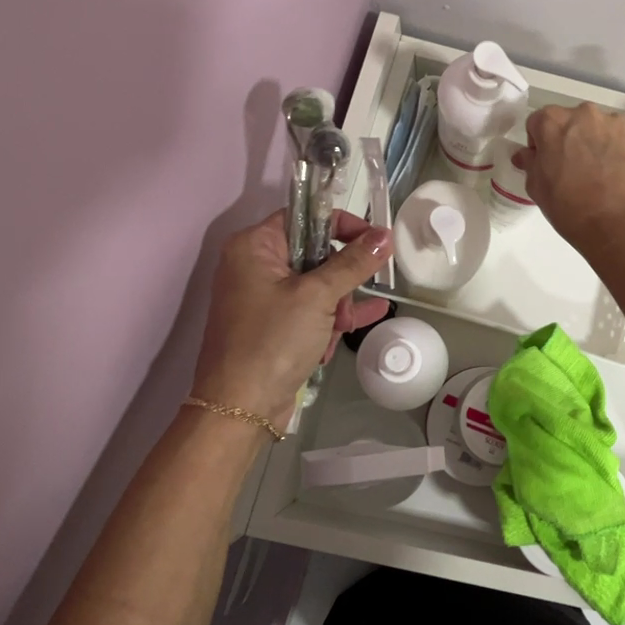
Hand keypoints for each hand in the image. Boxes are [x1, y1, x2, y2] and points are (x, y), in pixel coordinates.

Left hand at [195, 208, 392, 423]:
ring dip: (336, 304)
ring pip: (316, 284)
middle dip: (340, 277)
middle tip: (349, 298)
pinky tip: (359, 324)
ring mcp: (262, 299)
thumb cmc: (272, 341)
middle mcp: (253, 266)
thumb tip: (384, 236)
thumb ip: (353, 263)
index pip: (304, 216)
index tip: (373, 240)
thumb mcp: (318, 296)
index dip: (341, 224)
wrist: (239, 409)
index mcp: (253, 247)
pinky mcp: (272, 327)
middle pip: (313, 252)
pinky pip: (309, 311)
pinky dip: (330, 318)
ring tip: (342, 328)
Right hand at [514, 103, 624, 254]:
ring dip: (593, 141)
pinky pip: (619, 138)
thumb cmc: (568, 206)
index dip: (539, 143)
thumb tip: (526, 155)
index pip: (538, 122)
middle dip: (568, 138)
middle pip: (570, 120)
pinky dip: (615, 150)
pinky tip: (615, 173)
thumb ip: (529, 163)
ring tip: (597, 171)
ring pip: (597, 127)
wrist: (617, 224)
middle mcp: (584, 113)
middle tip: (571, 167)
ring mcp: (614, 123)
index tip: (546, 162)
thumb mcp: (536, 187)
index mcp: (553, 121)